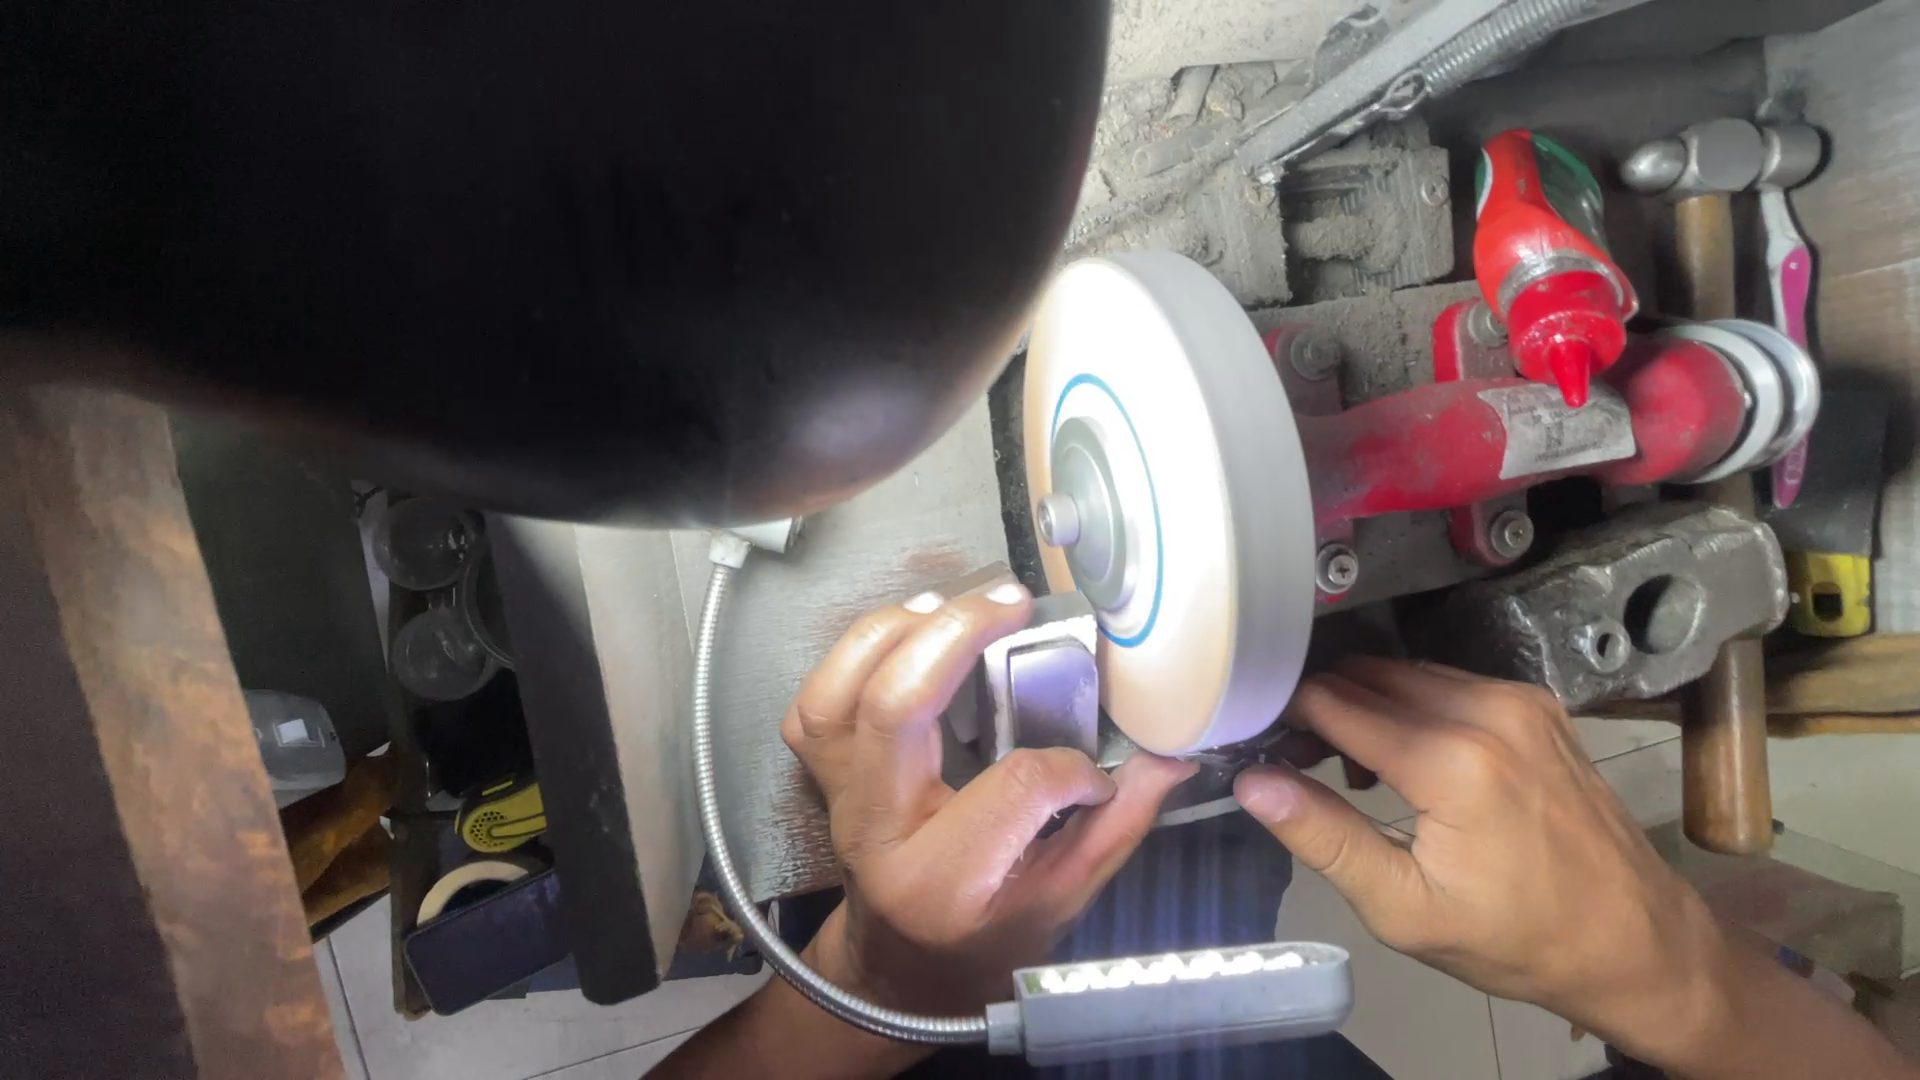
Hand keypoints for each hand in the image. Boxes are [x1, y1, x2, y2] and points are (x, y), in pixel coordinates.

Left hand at [781, 578, 1195, 1017]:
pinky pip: (815, 706)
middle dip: (956, 636)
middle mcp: (878, 829)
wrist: (897, 971)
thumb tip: (1169, 758)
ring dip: (890, 633)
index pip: (1013, 787)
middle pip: (896, 709)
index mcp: (943, 878)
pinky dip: (852, 657)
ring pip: (836, 697)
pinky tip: (904, 634)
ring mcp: (841, 797)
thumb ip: (1114, 827)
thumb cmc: (983, 941)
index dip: (1068, 767)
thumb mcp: (1059, 902)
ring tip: (948, 605)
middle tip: (1013, 602)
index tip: (1096, 770)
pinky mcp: (826, 775)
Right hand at [1235, 658, 1722, 1053]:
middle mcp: (1483, 710)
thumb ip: (1322, 836)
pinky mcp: (1531, 701)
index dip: (1284, 720)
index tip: (1265, 750)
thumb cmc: (1515, 939)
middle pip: (1358, 676)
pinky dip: (1402, 703)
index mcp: (1449, 761)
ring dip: (1357, 704)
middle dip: (1317, 708)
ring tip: (1352, 766)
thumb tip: (1251, 781)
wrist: (1645, 948)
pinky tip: (1405, 754)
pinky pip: (1437, 678)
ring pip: (1395, 671)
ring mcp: (1514, 699)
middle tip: (1300, 761)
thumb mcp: (1403, 909)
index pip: (1327, 701)